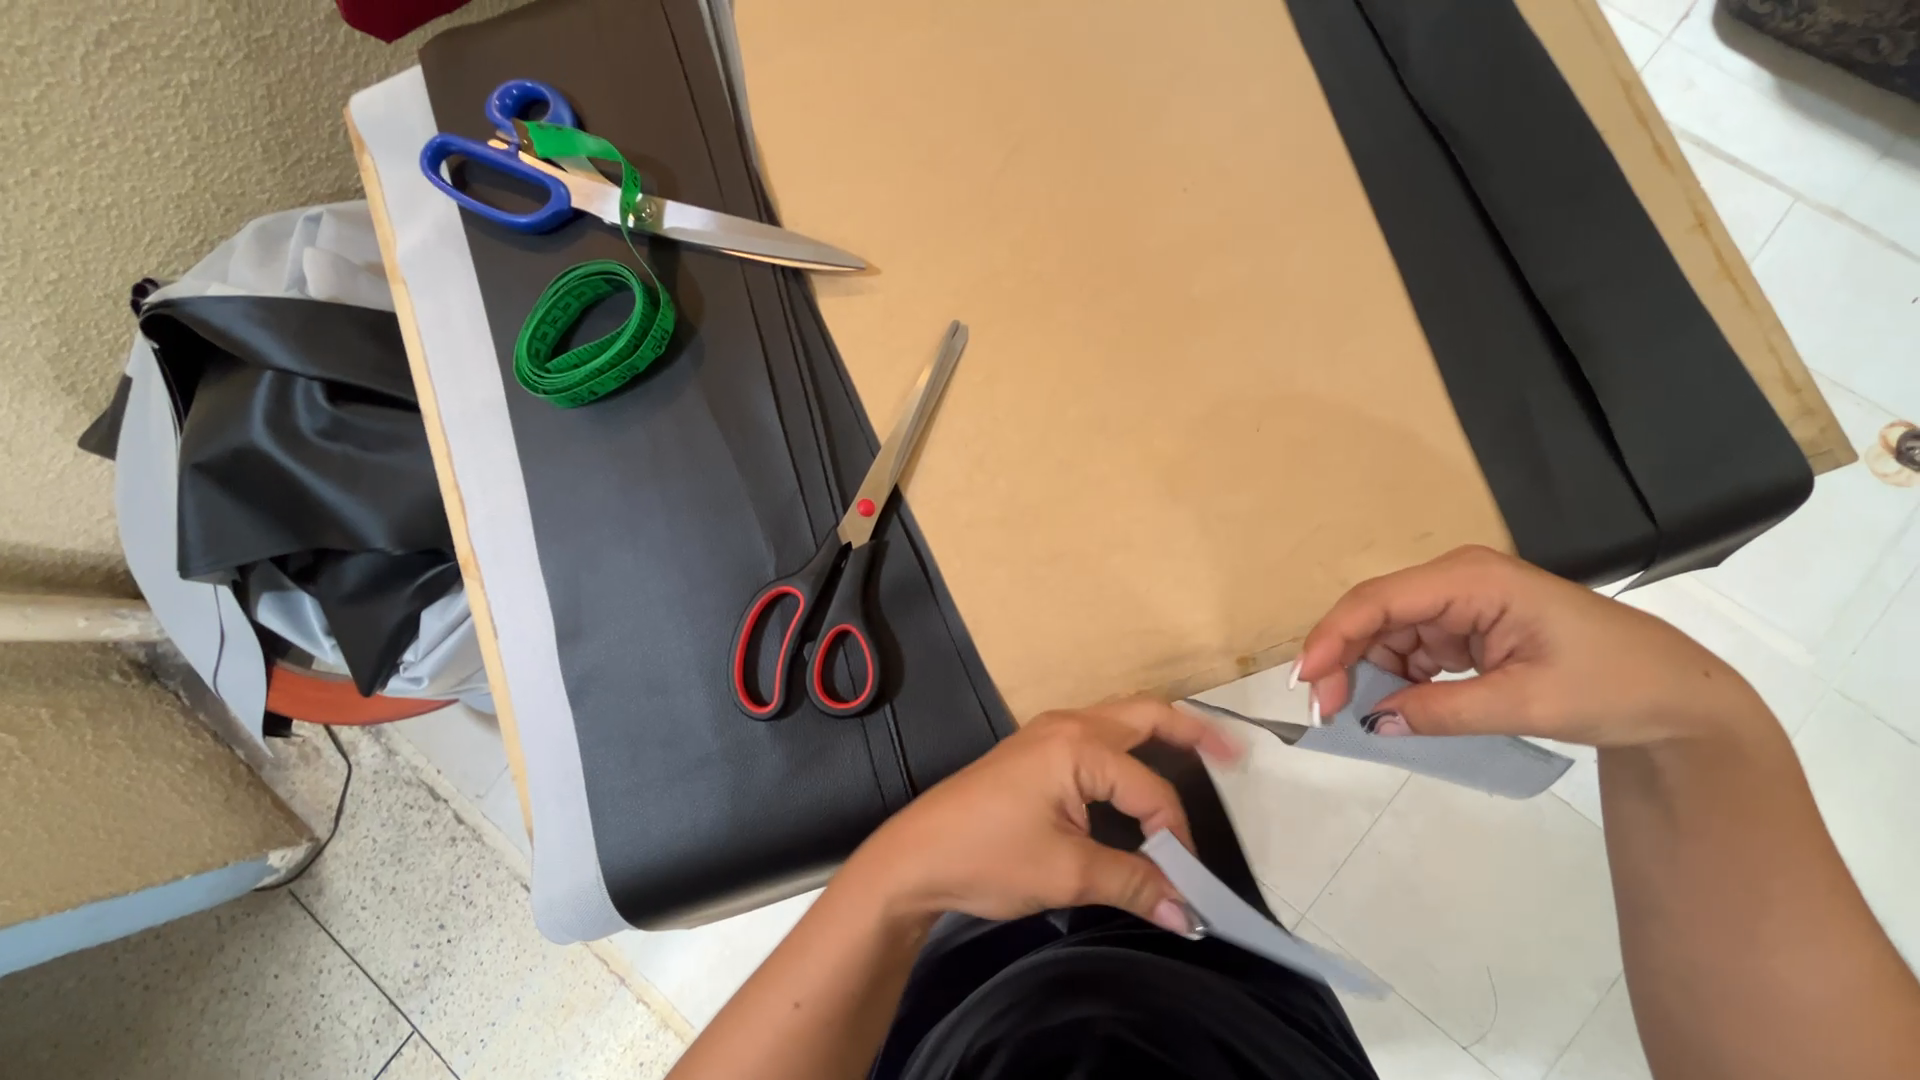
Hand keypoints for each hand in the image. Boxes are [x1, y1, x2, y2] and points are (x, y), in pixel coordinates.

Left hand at [840, 700, 1240, 935]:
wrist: (914, 856)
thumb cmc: (987, 857)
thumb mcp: (1067, 874)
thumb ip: (1132, 883)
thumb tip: (1187, 911)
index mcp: (1077, 747)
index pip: (1151, 789)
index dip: (1174, 837)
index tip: (1182, 881)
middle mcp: (1067, 726)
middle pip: (1145, 714)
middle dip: (1193, 729)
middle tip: (1235, 753)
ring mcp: (1047, 733)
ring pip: (1119, 718)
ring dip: (1160, 732)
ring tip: (1199, 752)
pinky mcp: (1034, 750)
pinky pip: (1097, 735)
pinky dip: (1129, 746)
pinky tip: (1138, 774)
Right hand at [1294, 545, 1770, 747]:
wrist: (1677, 697)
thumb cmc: (1614, 686)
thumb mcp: (1527, 703)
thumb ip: (1443, 711)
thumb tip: (1372, 721)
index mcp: (1473, 579)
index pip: (1381, 599)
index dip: (1335, 635)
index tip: (1306, 680)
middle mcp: (1457, 581)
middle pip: (1375, 613)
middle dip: (1344, 658)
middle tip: (1327, 710)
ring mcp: (1460, 602)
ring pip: (1386, 632)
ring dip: (1366, 671)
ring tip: (1356, 713)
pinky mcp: (1465, 626)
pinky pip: (1410, 648)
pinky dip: (1394, 677)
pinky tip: (1393, 704)